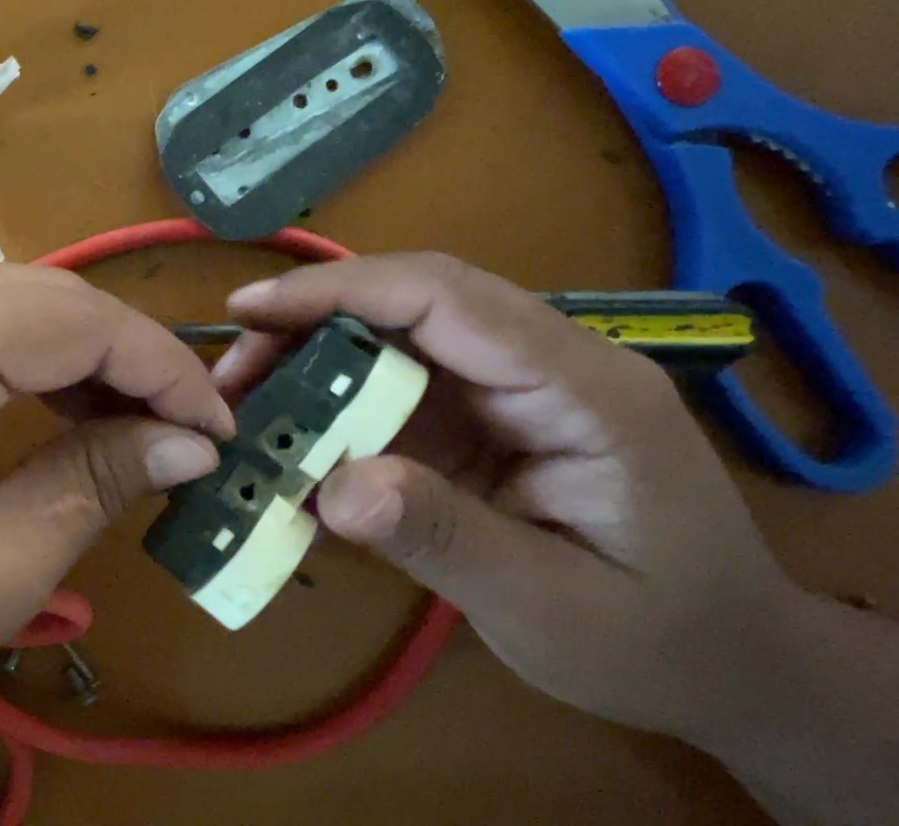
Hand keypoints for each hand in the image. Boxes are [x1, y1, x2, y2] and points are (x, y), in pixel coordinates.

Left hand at [0, 263, 234, 709]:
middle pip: (51, 297)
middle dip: (130, 358)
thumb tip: (195, 440)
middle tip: (187, 432)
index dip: (163, 370)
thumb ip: (102, 477)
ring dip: (87, 354)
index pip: (77, 321)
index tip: (220, 431)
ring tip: (138, 426)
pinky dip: (36, 356)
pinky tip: (70, 406)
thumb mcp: (4, 559)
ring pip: (21, 300)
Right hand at [214, 252, 798, 745]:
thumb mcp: (548, 606)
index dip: (339, 291)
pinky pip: (389, 388)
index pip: (446, 298)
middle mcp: (540, 364)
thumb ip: (446, 538)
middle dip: (305, 322)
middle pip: (407, 304)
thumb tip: (337, 488)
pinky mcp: (477, 416)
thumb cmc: (656, 637)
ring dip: (306, 362)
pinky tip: (285, 438)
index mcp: (580, 387)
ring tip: (241, 404)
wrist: (725, 662)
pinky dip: (327, 404)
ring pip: (388, 339)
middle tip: (227, 374)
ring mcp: (506, 388)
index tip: (247, 311)